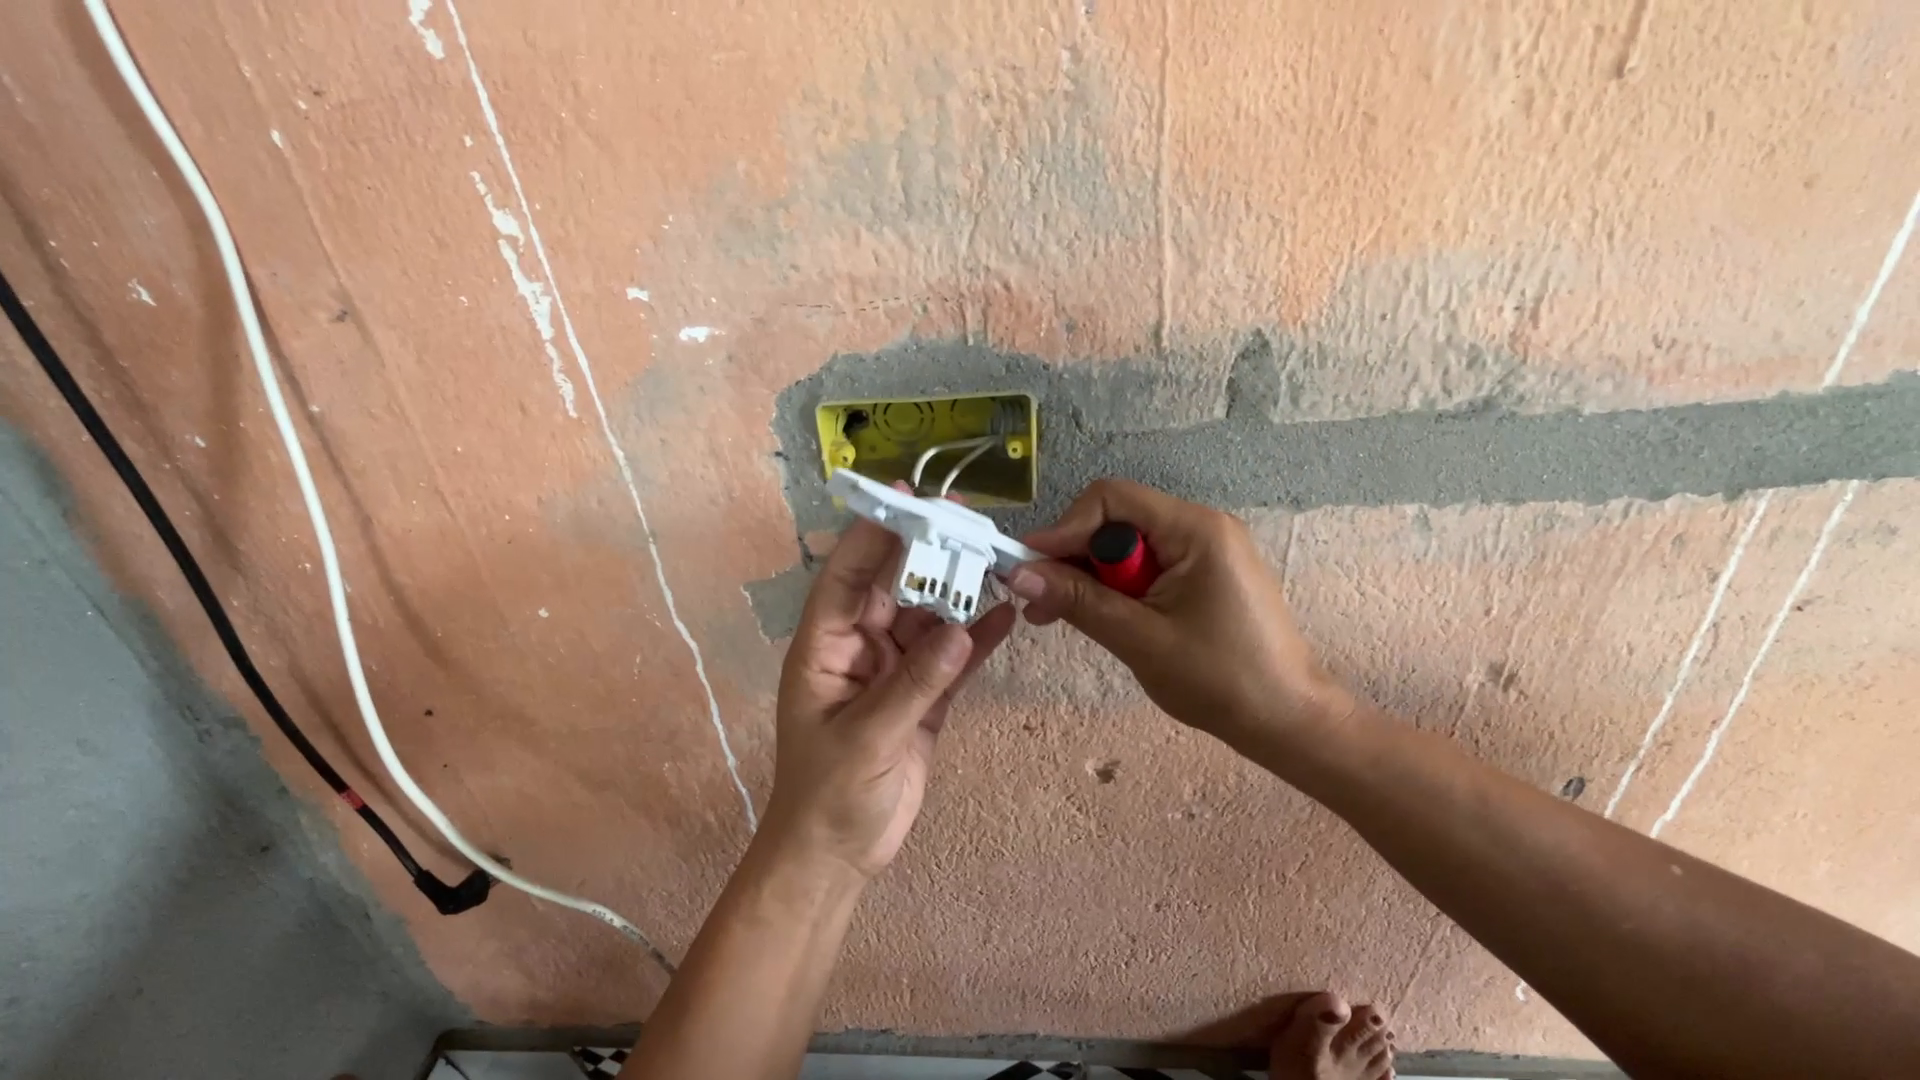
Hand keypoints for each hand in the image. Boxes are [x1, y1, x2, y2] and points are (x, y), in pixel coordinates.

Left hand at [763, 516, 1016, 880]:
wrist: (838, 855)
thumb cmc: (828, 795)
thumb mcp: (866, 738)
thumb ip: (914, 683)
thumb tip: (960, 629)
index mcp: (826, 649)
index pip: (847, 579)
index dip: (872, 536)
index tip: (905, 498)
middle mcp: (860, 650)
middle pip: (896, 589)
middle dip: (927, 554)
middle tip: (967, 519)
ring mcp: (896, 673)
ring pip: (931, 619)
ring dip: (959, 593)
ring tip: (998, 560)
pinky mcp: (925, 699)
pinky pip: (953, 659)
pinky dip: (977, 638)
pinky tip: (1006, 615)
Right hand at [1005, 478, 1353, 752]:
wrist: (1287, 719)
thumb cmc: (1221, 680)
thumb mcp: (1140, 639)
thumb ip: (1079, 600)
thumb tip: (1019, 573)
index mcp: (1195, 530)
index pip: (1111, 499)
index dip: (1064, 528)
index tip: (1029, 567)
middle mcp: (1201, 527)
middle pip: (1116, 520)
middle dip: (1073, 557)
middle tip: (1038, 602)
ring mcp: (1205, 551)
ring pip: (1126, 546)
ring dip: (1090, 577)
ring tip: (1056, 616)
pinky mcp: (1204, 575)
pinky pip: (1146, 567)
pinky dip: (1116, 588)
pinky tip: (1096, 616)